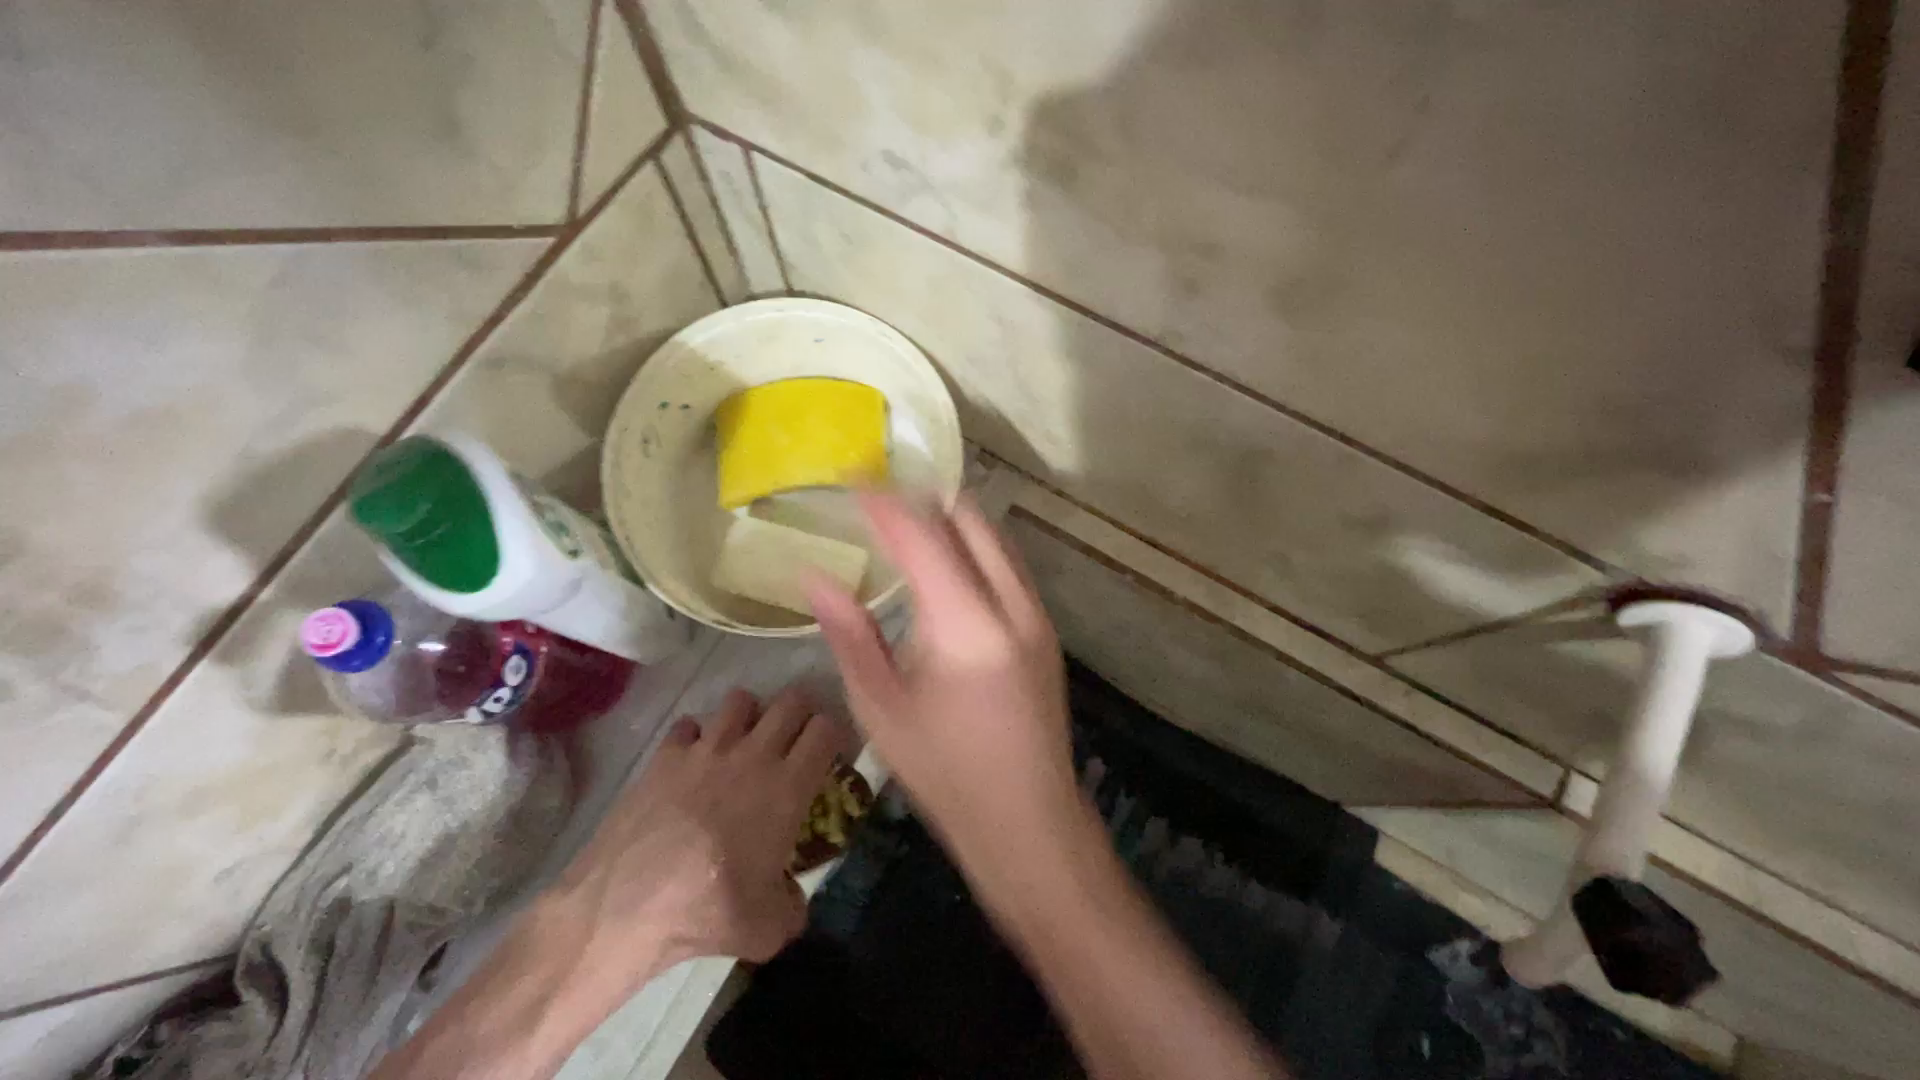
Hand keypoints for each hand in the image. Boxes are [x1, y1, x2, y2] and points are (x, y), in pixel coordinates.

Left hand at [552, 687, 845, 989]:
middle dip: (800, 712)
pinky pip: (689, 725)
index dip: (833, 735)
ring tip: (744, 743)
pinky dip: (696, 737)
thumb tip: (790, 899)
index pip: (826, 730)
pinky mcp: (664, 756)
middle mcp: (752, 755)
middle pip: (791, 700)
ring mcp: (705, 750)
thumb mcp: (770, 926)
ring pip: (740, 700)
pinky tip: (692, 763)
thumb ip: (792, 904)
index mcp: (788, 786)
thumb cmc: (711, 911)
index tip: (829, 754)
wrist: (629, 905)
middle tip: (795, 739)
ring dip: (749, 716)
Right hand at [808, 494, 1081, 877]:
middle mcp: (1011, 606)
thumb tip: (815, 577)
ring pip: (996, 539)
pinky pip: (1009, 565)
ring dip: (953, 520)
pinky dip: (975, 548)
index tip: (853, 476)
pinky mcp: (1046, 631)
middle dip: (924, 499)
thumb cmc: (945, 773)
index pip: (923, 536)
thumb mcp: (882, 708)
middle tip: (879, 497)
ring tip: (907, 522)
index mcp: (965, 624)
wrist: (1028, 820)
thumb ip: (850, 635)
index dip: (885, 501)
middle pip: (971, 521)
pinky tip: (946, 565)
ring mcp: (1037, 616)